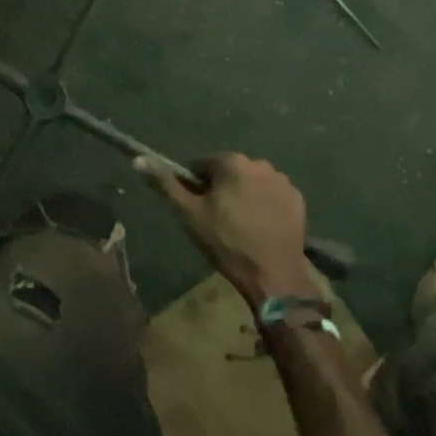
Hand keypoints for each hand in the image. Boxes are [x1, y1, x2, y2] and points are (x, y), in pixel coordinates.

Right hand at [136, 152, 317, 306]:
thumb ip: (165, 184)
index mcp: (232, 162)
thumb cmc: (226, 243)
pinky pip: (273, 194)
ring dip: (244, 195)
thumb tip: (138, 159)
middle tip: (219, 220)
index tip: (200, 209)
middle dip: (222, 188)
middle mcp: (260, 163)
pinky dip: (265, 204)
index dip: (197, 186)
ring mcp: (282, 180)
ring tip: (241, 225)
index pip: (203, 164)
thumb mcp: (189, 214)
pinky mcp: (298, 199)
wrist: (273, 275)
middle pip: (230, 171)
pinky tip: (261, 227)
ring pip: (252, 182)